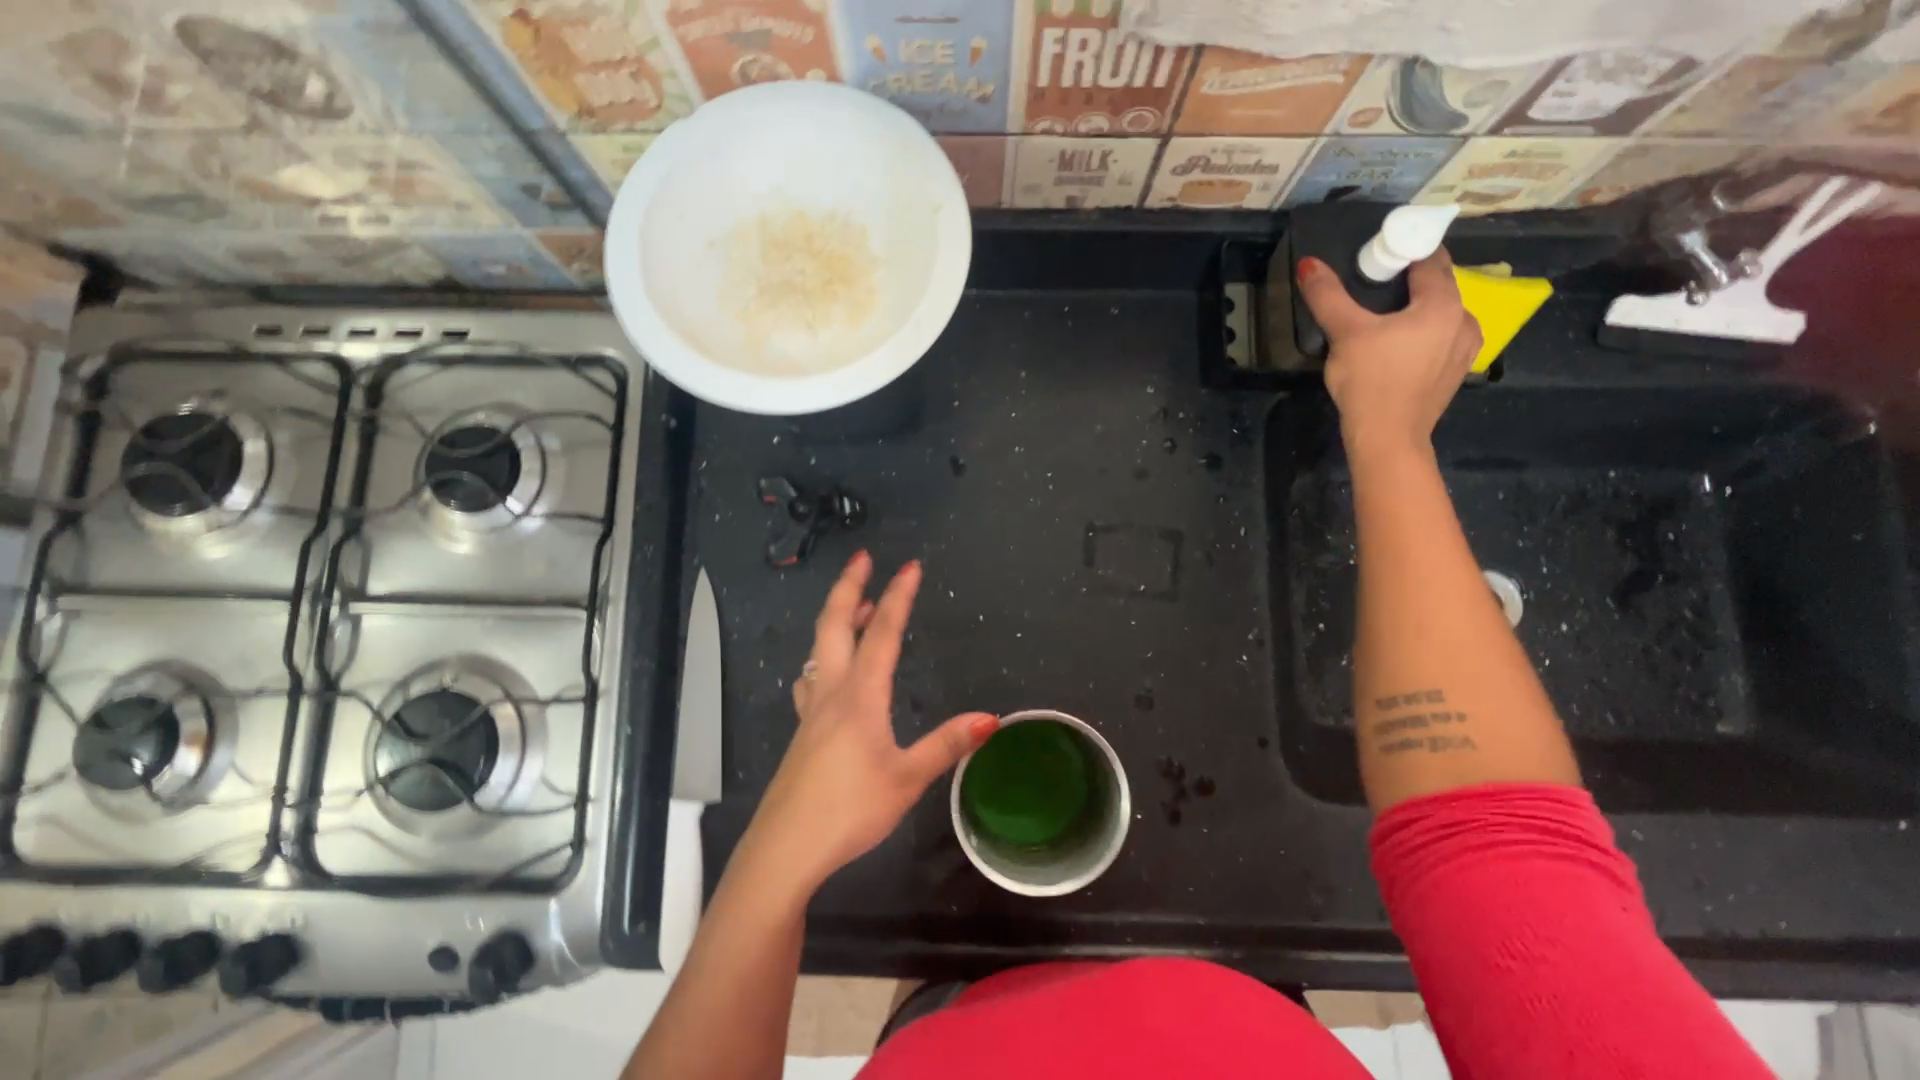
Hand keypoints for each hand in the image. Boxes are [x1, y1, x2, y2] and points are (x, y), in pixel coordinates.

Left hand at [736, 552, 996, 898]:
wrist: (786, 848)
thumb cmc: (850, 810)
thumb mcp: (907, 779)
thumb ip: (946, 744)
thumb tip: (991, 718)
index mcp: (860, 697)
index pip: (883, 634)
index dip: (898, 596)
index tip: (910, 566)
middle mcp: (831, 693)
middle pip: (835, 626)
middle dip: (849, 588)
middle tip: (863, 559)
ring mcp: (810, 712)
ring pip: (818, 650)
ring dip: (837, 620)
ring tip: (857, 608)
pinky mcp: (801, 734)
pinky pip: (811, 678)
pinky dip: (823, 657)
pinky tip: (828, 673)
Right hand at [1297, 248, 1482, 458]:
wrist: (1387, 437)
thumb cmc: (1370, 380)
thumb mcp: (1345, 333)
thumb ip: (1328, 295)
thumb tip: (1308, 264)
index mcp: (1443, 304)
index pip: (1429, 260)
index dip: (1404, 251)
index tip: (1379, 255)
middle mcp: (1464, 320)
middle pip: (1438, 286)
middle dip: (1410, 280)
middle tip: (1376, 284)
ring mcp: (1464, 349)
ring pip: (1442, 313)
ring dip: (1419, 308)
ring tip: (1387, 315)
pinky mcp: (1455, 372)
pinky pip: (1442, 338)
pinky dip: (1424, 333)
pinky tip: (1400, 344)